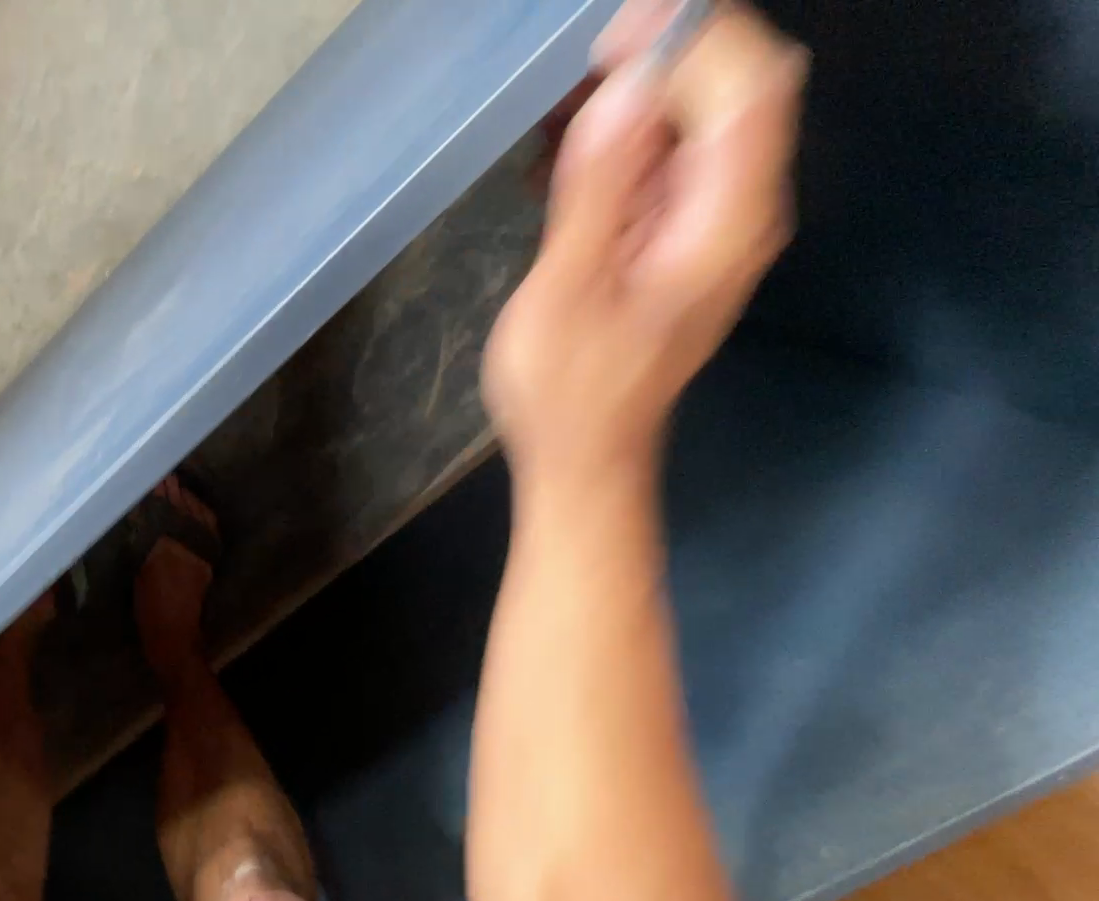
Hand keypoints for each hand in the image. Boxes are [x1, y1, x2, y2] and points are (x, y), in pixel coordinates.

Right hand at [485, 0, 806, 488]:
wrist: (582, 458)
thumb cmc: (567, 391)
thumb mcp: (566, 290)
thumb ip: (596, 191)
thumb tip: (625, 91)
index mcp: (724, 222)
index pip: (747, 88)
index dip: (690, 42)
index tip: (606, 43)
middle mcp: (736, 213)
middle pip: (731, 96)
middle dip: (658, 65)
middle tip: (572, 77)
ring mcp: (708, 229)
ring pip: (695, 128)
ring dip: (631, 107)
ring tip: (554, 121)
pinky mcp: (676, 245)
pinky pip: (665, 169)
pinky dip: (619, 150)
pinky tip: (560, 164)